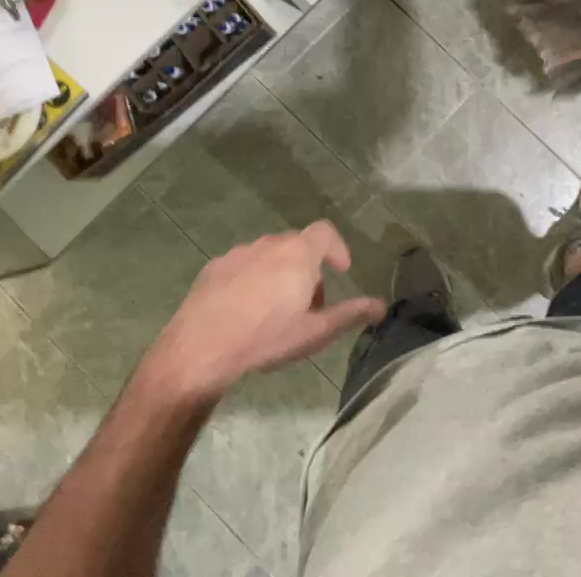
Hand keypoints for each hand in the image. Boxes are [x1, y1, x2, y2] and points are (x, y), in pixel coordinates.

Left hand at [141, 221, 384, 404]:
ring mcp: (238, 253)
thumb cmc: (265, 339)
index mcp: (298, 254)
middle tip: (310, 303)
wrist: (200, 349)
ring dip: (281, 273)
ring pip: (269, 255)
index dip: (337, 248)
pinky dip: (253, 279)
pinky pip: (244, 265)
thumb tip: (381, 306)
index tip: (341, 270)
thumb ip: (349, 315)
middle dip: (309, 268)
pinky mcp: (214, 267)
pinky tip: (246, 310)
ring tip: (277, 310)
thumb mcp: (314, 333)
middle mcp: (269, 244)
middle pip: (298, 245)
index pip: (325, 232)